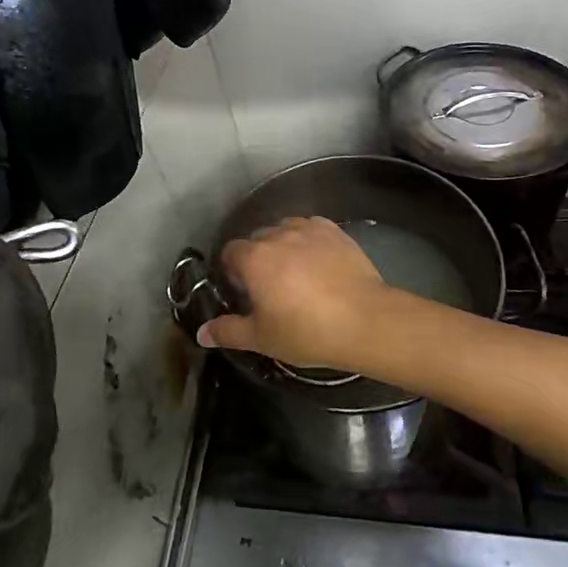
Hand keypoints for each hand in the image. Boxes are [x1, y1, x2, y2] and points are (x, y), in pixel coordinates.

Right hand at [196, 216, 393, 370]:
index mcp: (254, 258)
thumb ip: (228, 332)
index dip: (233, 270)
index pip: (230, 252)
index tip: (244, 292)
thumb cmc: (308, 331)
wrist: (366, 320)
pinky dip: (309, 240)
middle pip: (257, 239)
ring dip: (283, 245)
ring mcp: (309, 229)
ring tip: (295, 272)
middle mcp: (278, 235)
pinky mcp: (335, 231)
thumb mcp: (262, 339)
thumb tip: (202, 333)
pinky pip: (312, 228)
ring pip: (285, 229)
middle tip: (270, 287)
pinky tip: (319, 261)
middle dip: (257, 257)